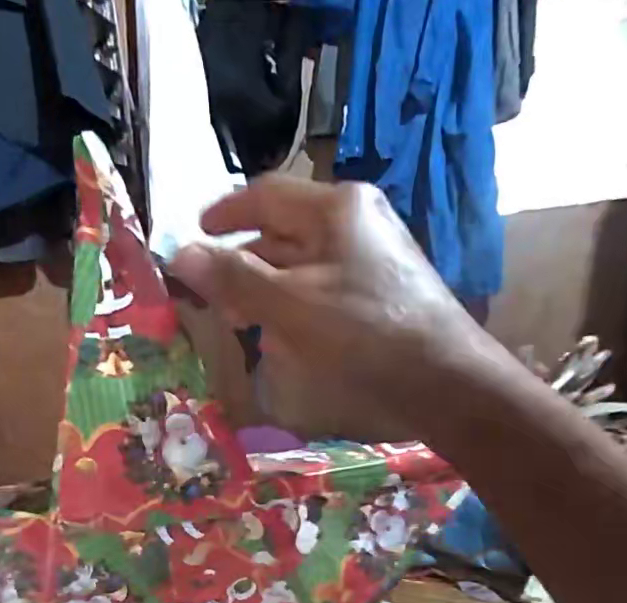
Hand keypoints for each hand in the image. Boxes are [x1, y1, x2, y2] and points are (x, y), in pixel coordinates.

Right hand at [168, 177, 505, 438]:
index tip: (195, 235)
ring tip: (248, 325)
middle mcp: (362, 226)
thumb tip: (178, 252)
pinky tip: (293, 343)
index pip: (267, 196)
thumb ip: (236, 278)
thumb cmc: (368, 335)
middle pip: (288, 235)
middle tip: (219, 298)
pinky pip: (335, 295)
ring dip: (275, 294)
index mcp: (338, 209)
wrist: (449, 382)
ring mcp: (381, 263)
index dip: (226, 214)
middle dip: (249, 265)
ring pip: (311, 269)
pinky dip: (306, 312)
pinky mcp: (391, 299)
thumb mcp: (293, 306)